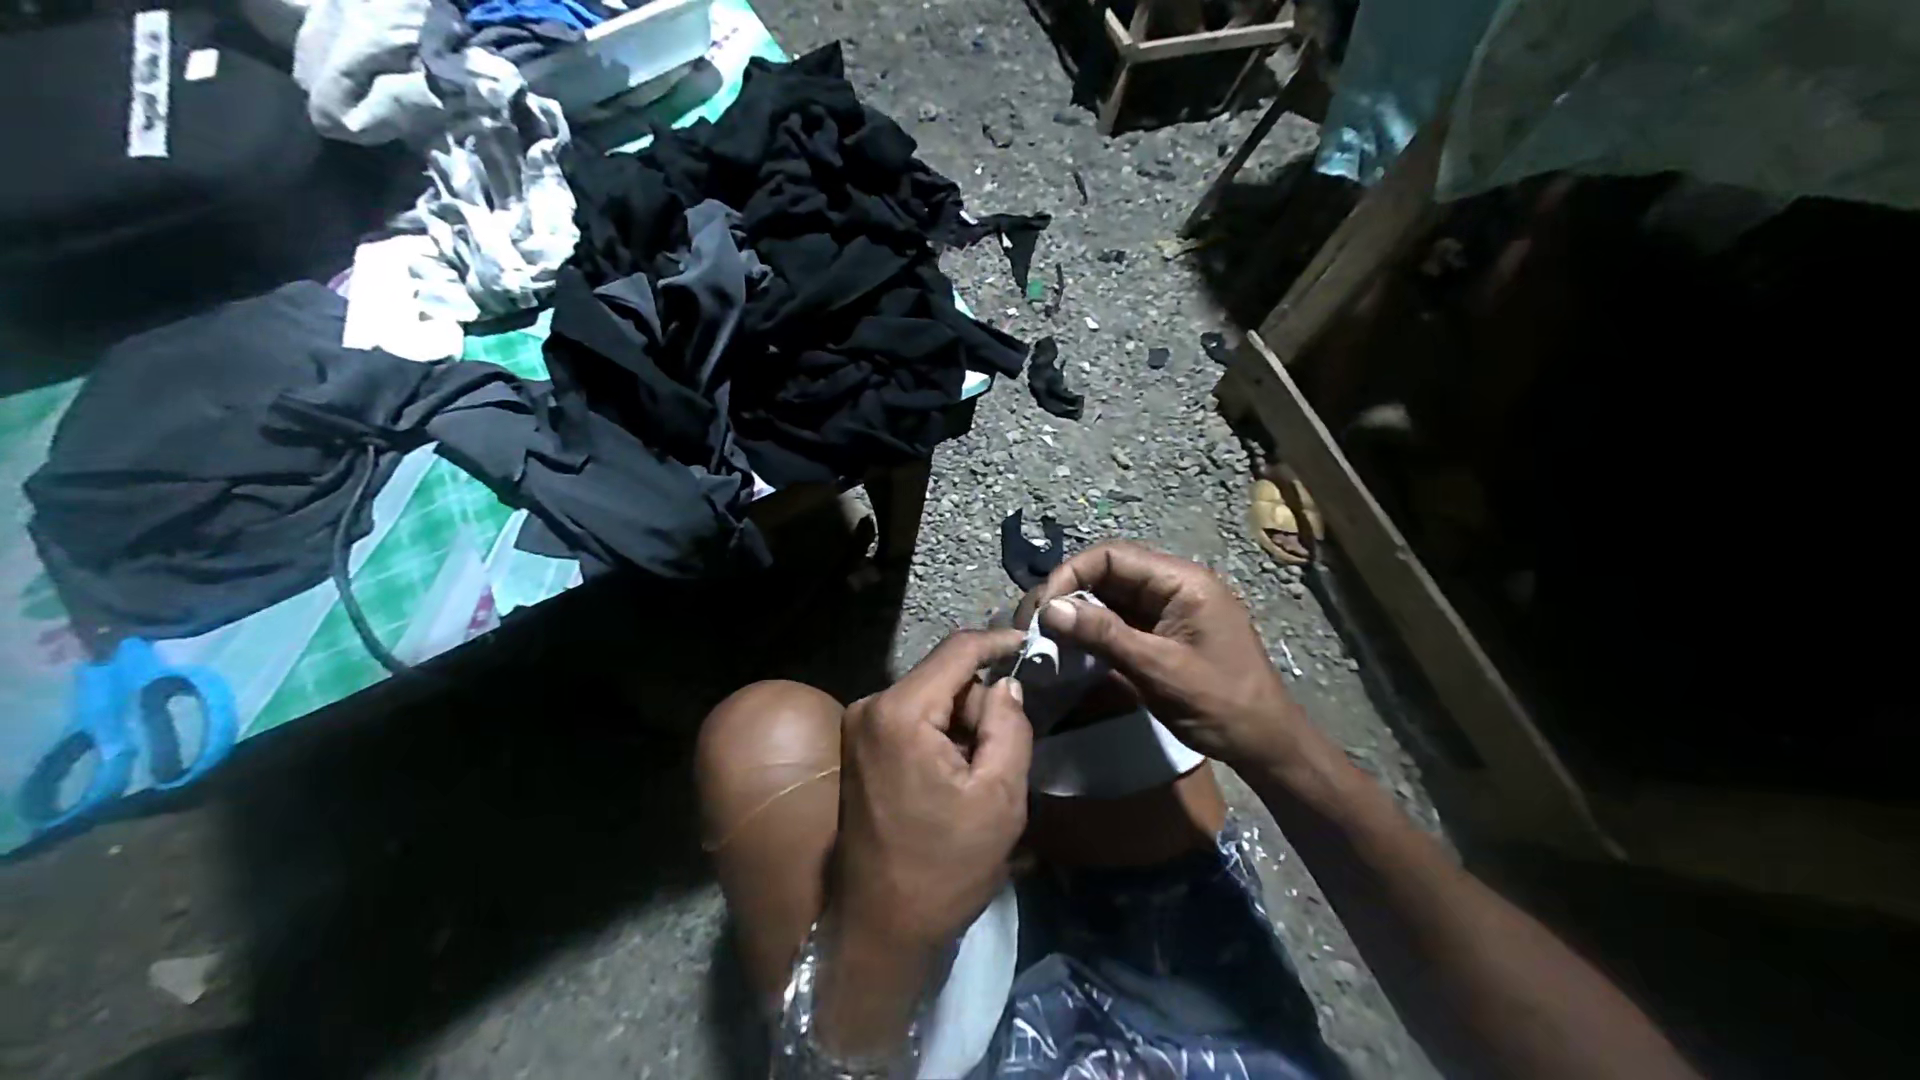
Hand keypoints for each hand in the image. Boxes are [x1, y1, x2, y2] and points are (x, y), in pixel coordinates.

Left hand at [833, 629, 1030, 952]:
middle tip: (1004, 749)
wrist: (879, 926)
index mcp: (901, 712)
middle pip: (944, 675)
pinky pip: (912, 717)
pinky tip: (954, 777)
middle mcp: (871, 706)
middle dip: (980, 702)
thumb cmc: (945, 866)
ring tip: (978, 774)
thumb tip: (1007, 685)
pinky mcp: (859, 745)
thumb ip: (1009, 727)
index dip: (999, 642)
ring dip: (962, 722)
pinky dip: (941, 734)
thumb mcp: (999, 797)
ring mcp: (859, 725)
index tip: (1032, 645)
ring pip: (930, 697)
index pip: (958, 650)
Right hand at [1035, 542, 1323, 773]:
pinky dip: (1091, 630)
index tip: (1043, 607)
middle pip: (1108, 572)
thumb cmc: (1221, 704)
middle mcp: (1172, 585)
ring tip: (1044, 635)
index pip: (1114, 556)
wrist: (1264, 742)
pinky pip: (1117, 619)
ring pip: (1108, 596)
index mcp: (1182, 581)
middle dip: (1068, 593)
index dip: (1071, 573)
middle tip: (1034, 623)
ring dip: (1076, 612)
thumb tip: (1050, 609)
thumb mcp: (1159, 669)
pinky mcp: (1160, 631)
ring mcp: (1167, 608)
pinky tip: (1069, 646)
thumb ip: (1105, 635)